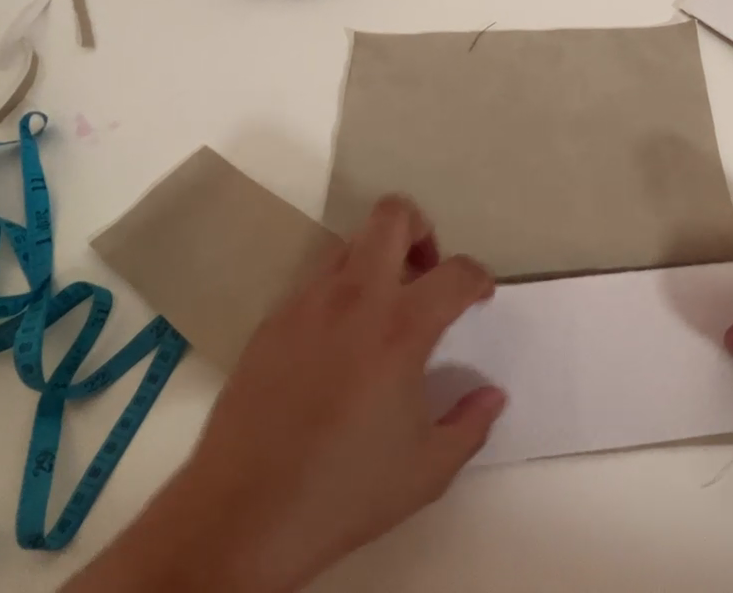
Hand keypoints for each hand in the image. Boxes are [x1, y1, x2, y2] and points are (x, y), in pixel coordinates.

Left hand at [66, 196, 503, 592]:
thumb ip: (470, 424)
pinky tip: (337, 345)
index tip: (479, 297)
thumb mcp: (428, 470)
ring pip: (348, 242)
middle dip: (422, 230)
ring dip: (376, 258)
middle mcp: (353, 299)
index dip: (479, 277)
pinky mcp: (269, 322)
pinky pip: (312, 281)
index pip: (456, 272)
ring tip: (383, 310)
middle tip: (426, 275)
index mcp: (400, 329)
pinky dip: (338, 291)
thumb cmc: (344, 491)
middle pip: (392, 216)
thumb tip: (492, 395)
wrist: (240, 516)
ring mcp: (304, 305)